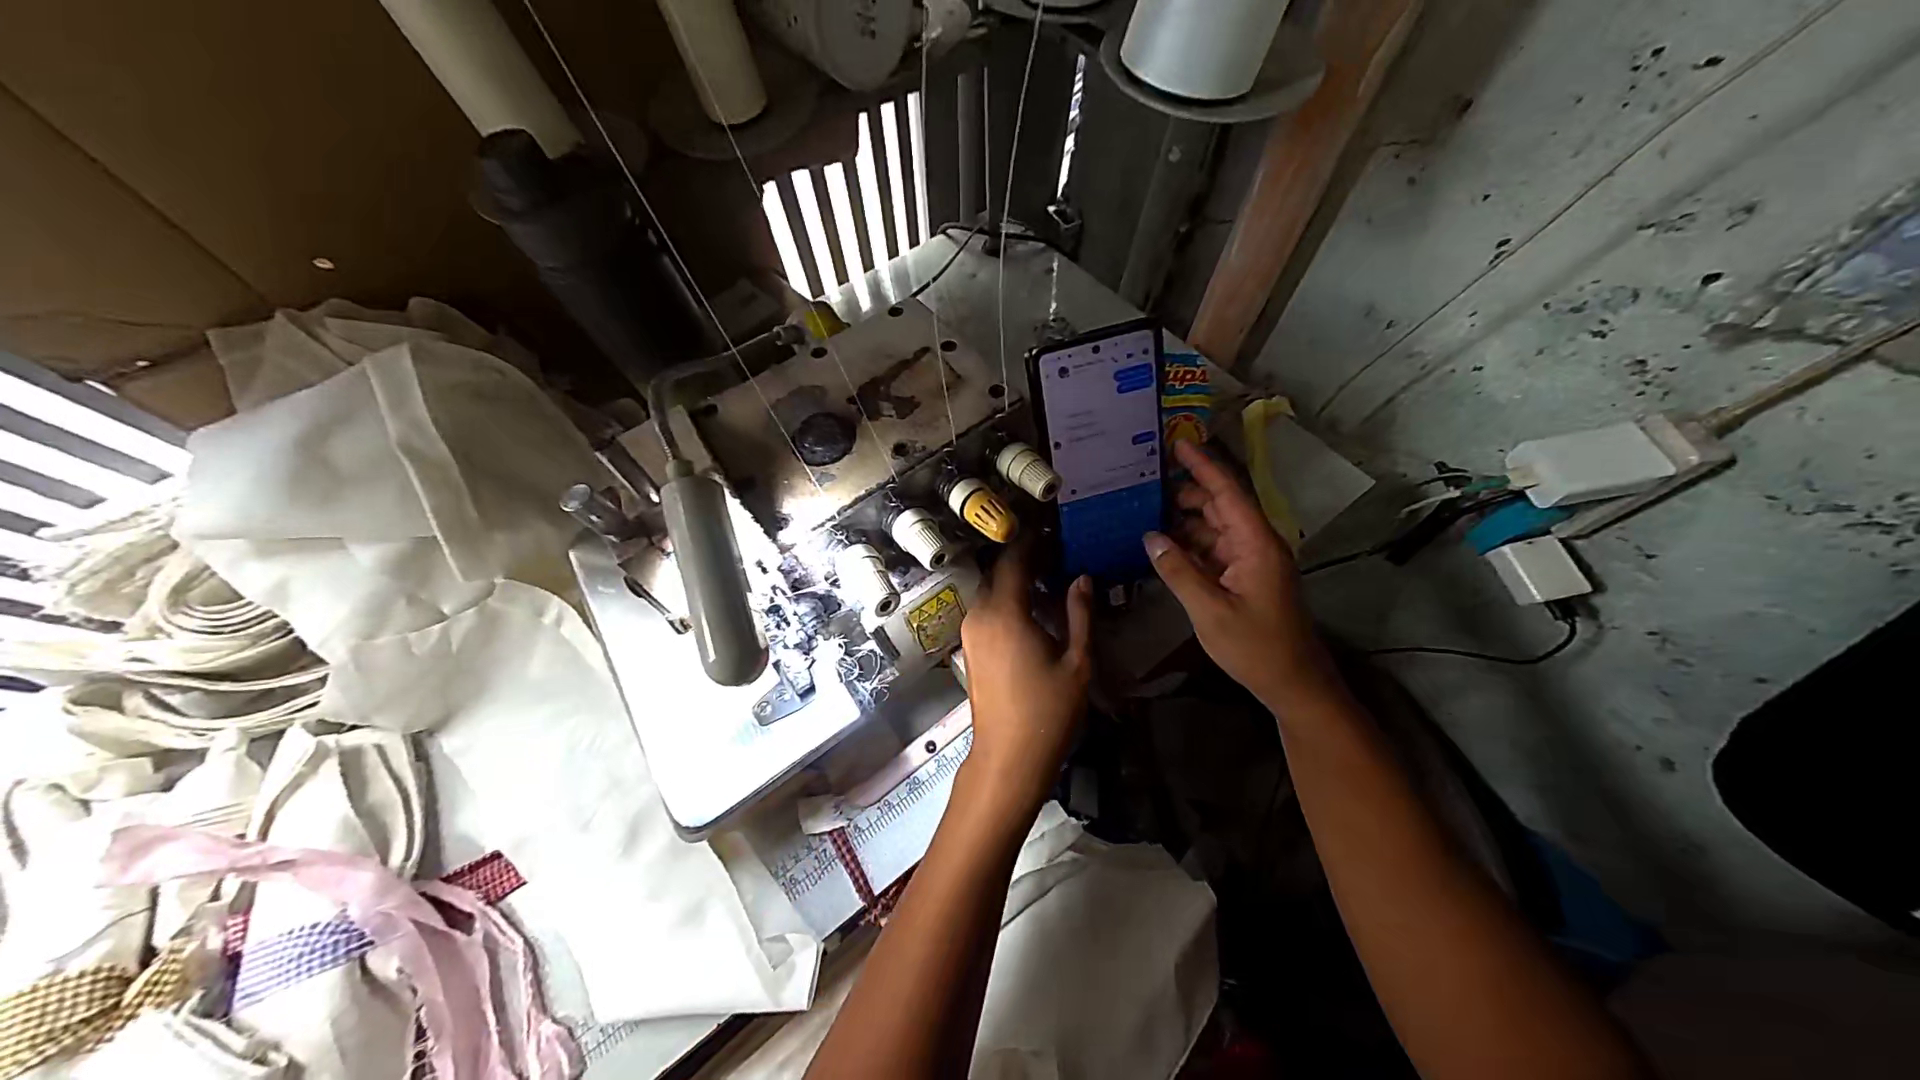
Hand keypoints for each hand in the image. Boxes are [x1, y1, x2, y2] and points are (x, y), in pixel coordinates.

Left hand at [957, 538, 1092, 815]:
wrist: (1008, 757)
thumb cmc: (1048, 711)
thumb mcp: (1077, 661)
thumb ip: (1079, 614)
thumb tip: (1081, 578)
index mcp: (1005, 612)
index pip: (1015, 560)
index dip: (1032, 539)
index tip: (1051, 524)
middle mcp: (980, 615)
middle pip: (999, 572)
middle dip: (1024, 557)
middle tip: (1057, 550)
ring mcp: (970, 632)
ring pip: (992, 591)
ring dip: (1016, 580)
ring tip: (1050, 577)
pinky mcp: (970, 648)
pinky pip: (988, 610)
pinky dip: (1008, 600)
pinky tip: (1034, 610)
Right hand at [1146, 440, 1339, 711]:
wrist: (1293, 683)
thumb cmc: (1256, 647)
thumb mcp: (1210, 610)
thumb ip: (1178, 571)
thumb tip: (1151, 536)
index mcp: (1256, 543)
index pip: (1227, 492)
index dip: (1202, 465)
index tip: (1177, 443)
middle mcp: (1256, 543)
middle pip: (1220, 504)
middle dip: (1186, 490)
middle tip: (1146, 481)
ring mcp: (1251, 560)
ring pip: (1214, 526)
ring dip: (1184, 518)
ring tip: (1146, 509)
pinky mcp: (1244, 576)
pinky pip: (1214, 549)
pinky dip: (1189, 543)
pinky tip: (1162, 543)